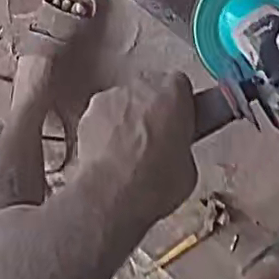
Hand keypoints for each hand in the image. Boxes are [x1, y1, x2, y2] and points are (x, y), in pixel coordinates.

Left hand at [76, 71, 197, 229]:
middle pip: (149, 88)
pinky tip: (109, 152)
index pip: (179, 84)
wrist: (112, 193)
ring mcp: (112, 95)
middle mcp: (141, 86)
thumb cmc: (155, 182)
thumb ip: (181, 141)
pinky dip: (106, 127)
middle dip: (152, 107)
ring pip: (124, 101)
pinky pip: (103, 113)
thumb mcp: (188, 166)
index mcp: (173, 94)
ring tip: (129, 151)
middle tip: (156, 138)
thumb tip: (173, 144)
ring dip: (128, 117)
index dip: (179, 104)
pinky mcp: (90, 109)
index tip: (178, 122)